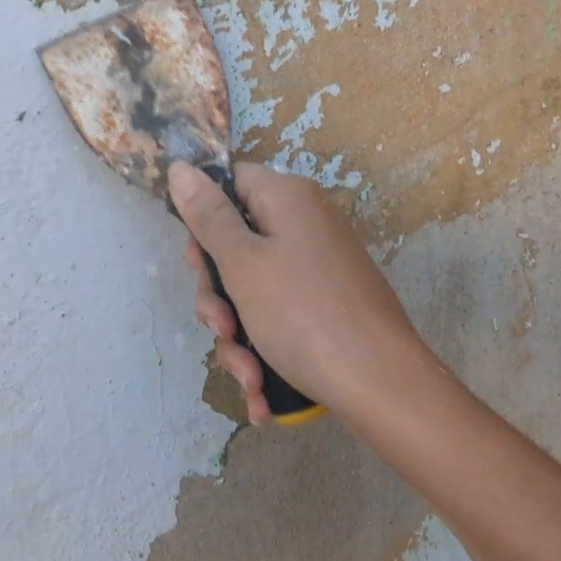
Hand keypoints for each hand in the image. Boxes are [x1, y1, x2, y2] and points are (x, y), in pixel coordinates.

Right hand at [168, 161, 431, 423]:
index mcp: (288, 199)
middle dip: (220, 296)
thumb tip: (179, 166)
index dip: (205, 218)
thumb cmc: (303, 314)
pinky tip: (262, 394)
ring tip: (248, 377)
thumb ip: (208, 216)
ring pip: (254, 291)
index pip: (232, 183)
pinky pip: (281, 317)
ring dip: (239, 337)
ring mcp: (319, 268)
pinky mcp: (327, 306)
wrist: (381, 385)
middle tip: (221, 327)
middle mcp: (305, 225)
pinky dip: (265, 352)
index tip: (197, 263)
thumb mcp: (242, 264)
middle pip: (238, 244)